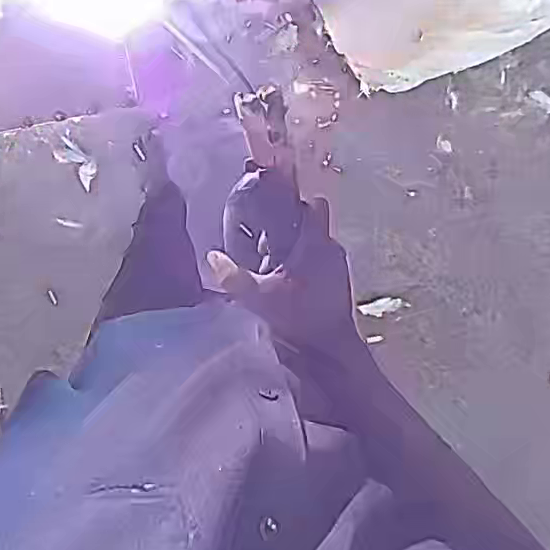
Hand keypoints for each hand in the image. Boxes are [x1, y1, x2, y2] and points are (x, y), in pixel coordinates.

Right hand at [207, 196, 365, 364]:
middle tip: (265, 222)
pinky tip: (284, 271)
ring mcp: (337, 265)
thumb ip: (232, 276)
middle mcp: (330, 248)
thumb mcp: (258, 298)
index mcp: (315, 243)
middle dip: (292, 216)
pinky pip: (320, 256)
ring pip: (316, 237)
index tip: (271, 194)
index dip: (292, 196)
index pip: (309, 204)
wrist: (331, 354)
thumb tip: (212, 256)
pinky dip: (304, 256)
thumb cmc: (299, 320)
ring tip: (271, 248)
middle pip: (313, 217)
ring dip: (297, 238)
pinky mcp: (337, 281)